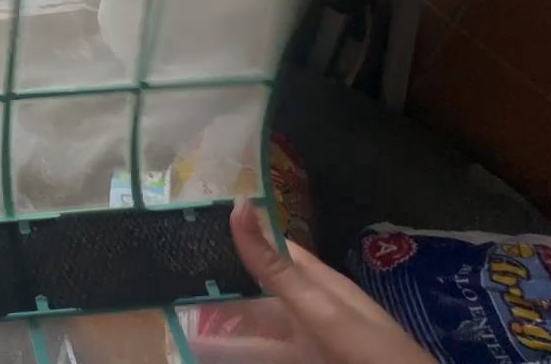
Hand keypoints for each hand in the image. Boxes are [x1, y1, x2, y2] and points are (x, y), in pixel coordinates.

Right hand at [188, 199, 433, 363]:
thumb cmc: (379, 359)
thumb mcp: (324, 312)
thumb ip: (274, 265)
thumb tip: (237, 203)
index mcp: (318, 286)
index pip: (268, 248)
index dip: (230, 236)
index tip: (186, 229)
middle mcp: (311, 314)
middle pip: (254, 297)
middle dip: (216, 293)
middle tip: (171, 285)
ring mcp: (311, 350)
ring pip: (256, 338)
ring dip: (223, 335)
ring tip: (182, 333)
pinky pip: (264, 358)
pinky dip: (235, 356)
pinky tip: (205, 356)